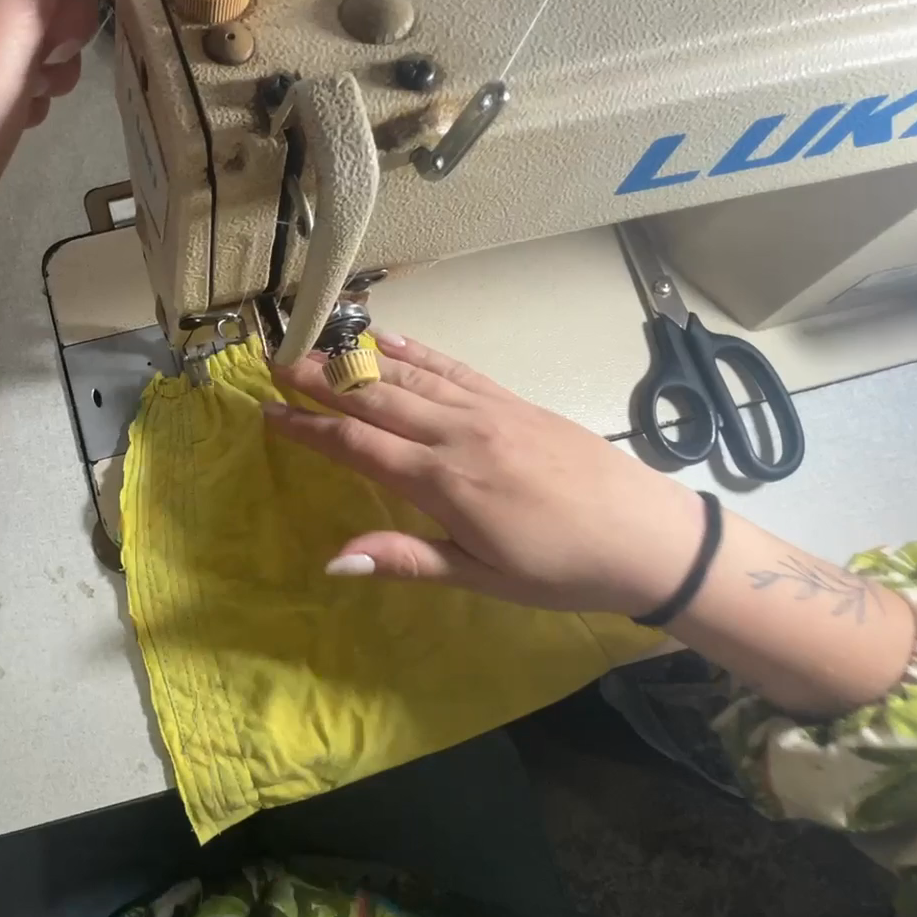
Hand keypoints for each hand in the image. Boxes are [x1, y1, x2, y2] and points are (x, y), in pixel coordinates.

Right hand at [265, 332, 707, 615]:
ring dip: (355, 360)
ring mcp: (485, 409)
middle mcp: (456, 433)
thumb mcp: (480, 577)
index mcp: (442, 481)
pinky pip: (452, 367)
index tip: (268, 413)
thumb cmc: (560, 569)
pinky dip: (414, 351)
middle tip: (276, 362)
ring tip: (315, 347)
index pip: (356, 445)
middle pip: (373, 397)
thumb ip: (405, 558)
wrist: (649, 537)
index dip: (307, 428)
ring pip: (407, 375)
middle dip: (319, 379)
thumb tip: (332, 560)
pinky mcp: (510, 399)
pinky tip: (387, 339)